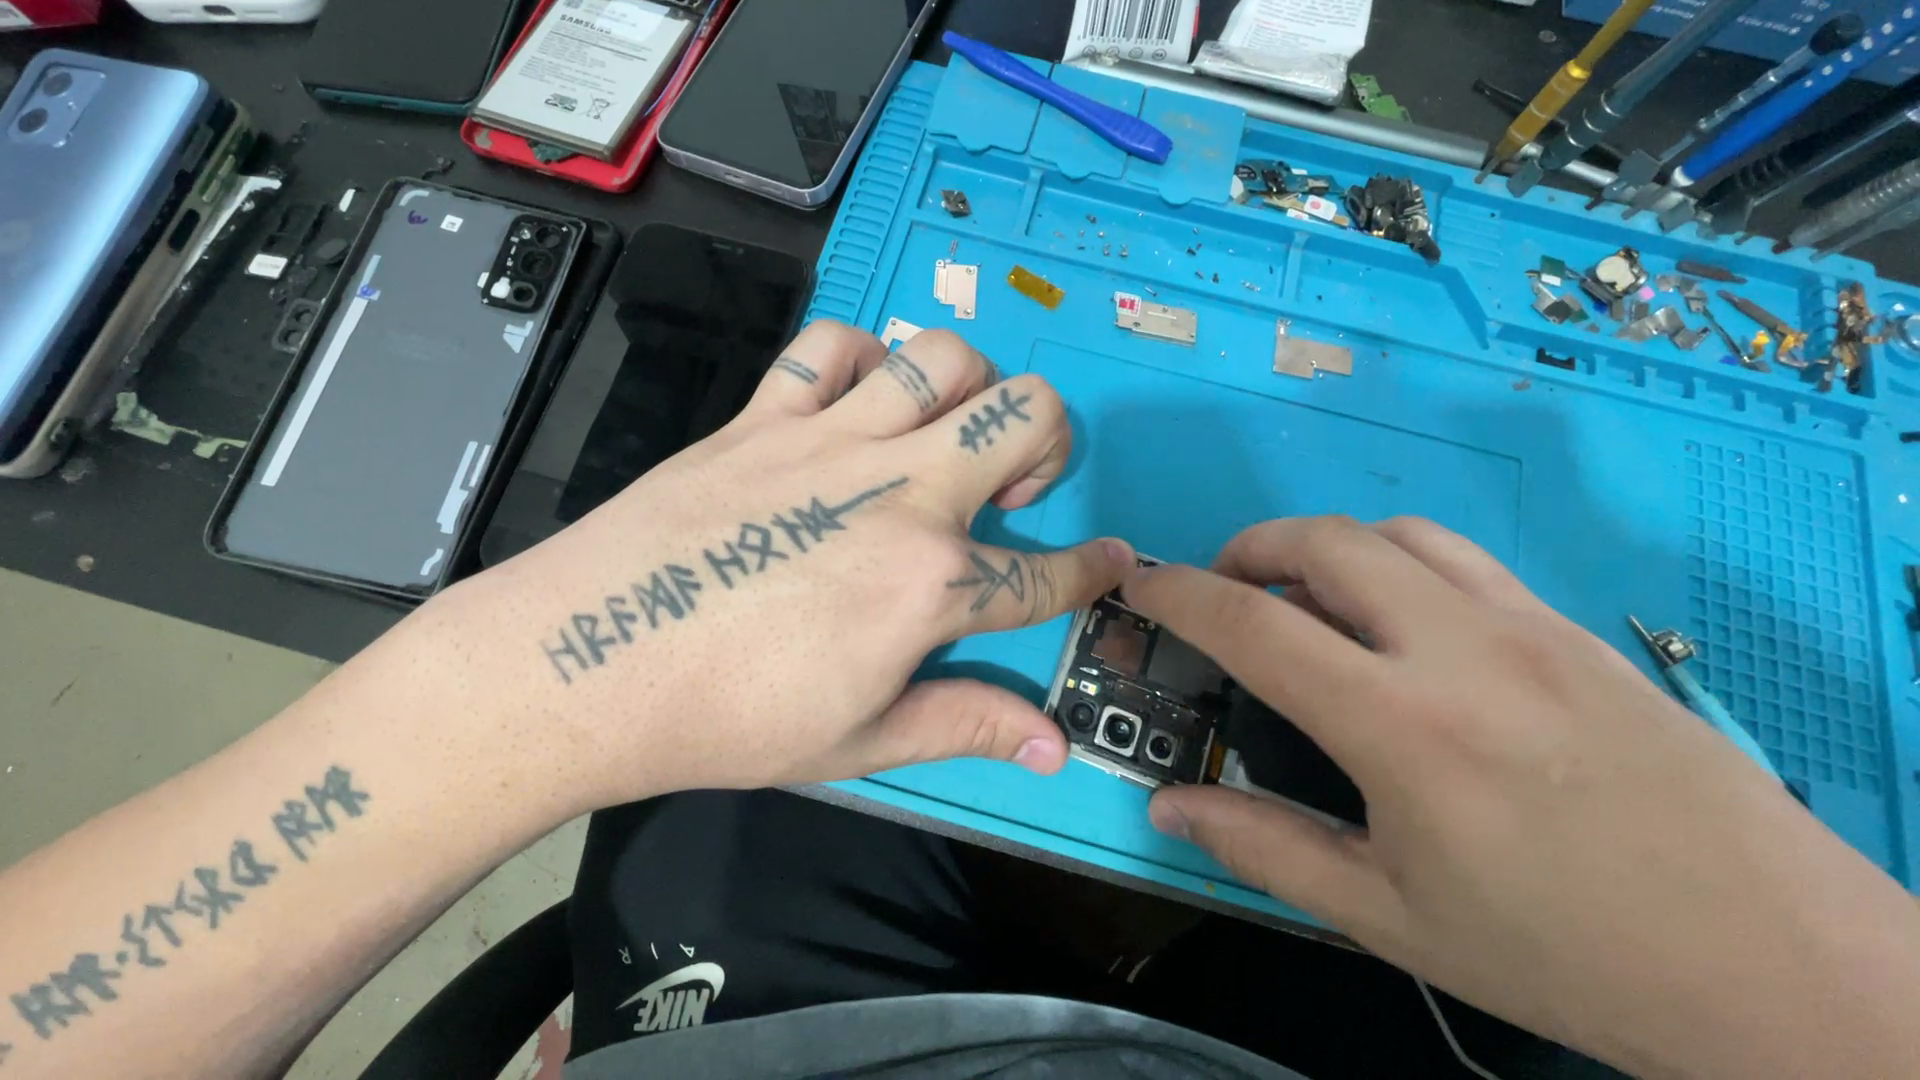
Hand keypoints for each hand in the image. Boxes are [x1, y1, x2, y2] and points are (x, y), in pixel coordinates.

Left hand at [443, 321, 1131, 804]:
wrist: (585, 666)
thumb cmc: (728, 719)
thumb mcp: (859, 742)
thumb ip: (966, 726)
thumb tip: (1051, 745)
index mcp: (930, 586)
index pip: (1047, 575)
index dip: (1095, 571)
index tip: (1113, 560)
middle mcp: (899, 495)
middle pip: (1028, 412)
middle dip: (1053, 440)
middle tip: (1015, 486)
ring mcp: (830, 443)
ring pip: (944, 356)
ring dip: (970, 386)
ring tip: (944, 433)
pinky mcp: (763, 416)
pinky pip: (832, 345)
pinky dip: (860, 360)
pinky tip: (854, 405)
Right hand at [1125, 517, 1919, 1078]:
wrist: (1785, 968)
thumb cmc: (1563, 953)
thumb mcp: (1389, 918)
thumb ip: (1265, 849)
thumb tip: (1169, 807)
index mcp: (1402, 727)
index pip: (1254, 625)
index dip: (1179, 594)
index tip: (1138, 580)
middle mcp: (1460, 649)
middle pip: (1324, 543)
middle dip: (1247, 548)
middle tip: (1219, 589)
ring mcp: (1529, 628)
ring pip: (1396, 533)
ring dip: (1323, 546)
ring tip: (1300, 593)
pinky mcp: (1578, 632)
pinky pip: (1463, 560)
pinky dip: (1395, 561)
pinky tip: (1396, 617)